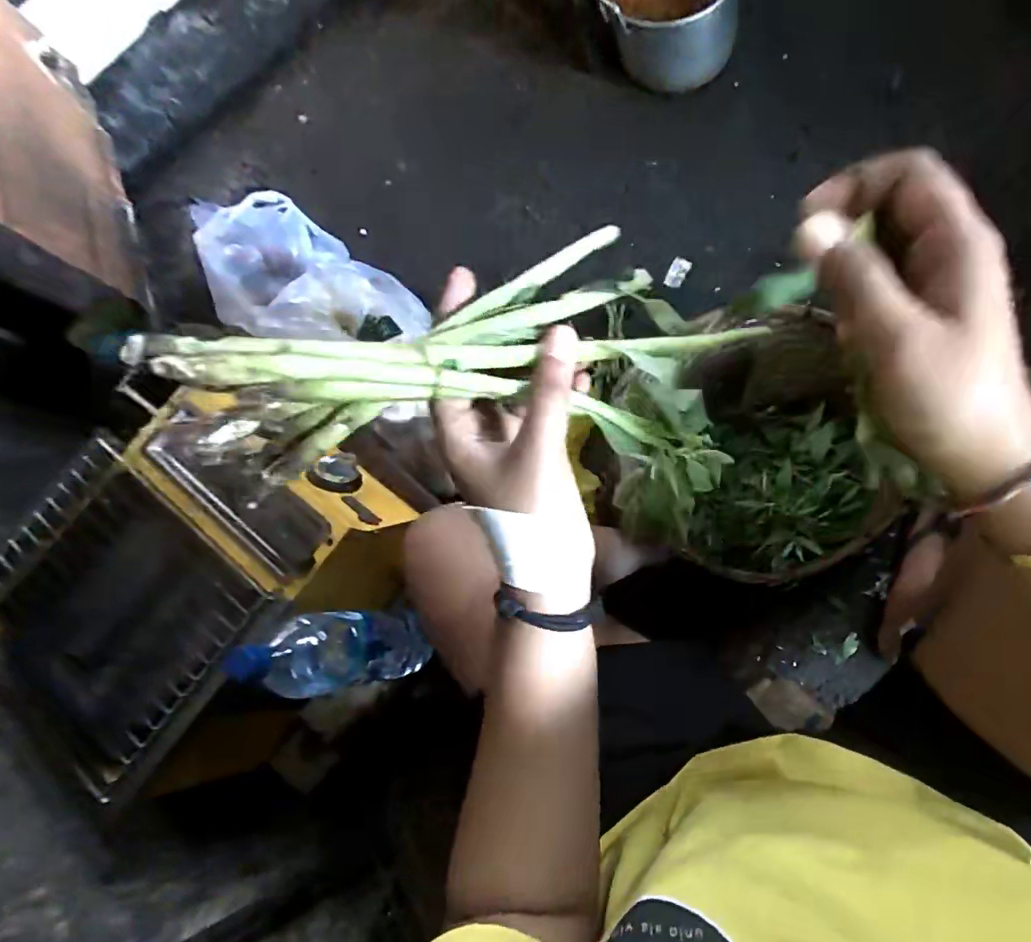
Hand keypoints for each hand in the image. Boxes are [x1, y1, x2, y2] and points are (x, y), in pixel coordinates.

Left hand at [431, 269, 593, 608]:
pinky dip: (560, 392)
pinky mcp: (535, 455)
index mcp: (457, 432)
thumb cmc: (534, 517)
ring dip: (539, 365)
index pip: (446, 366)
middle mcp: (475, 433)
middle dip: (504, 338)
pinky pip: (543, 412)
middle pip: (482, 372)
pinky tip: (583, 374)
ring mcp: (507, 444)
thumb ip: (549, 393)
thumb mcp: (540, 450)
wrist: (555, 572)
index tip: (467, 280)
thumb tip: (559, 332)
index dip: (455, 322)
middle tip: (524, 300)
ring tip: (563, 331)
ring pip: (517, 390)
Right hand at [796, 149, 1030, 501]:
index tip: (810, 226)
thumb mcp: (896, 336)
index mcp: (958, 242)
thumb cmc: (947, 398)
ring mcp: (942, 289)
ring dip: (853, 287)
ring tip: (849, 333)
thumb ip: (855, 276)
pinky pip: (886, 296)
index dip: (856, 184)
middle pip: (891, 213)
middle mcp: (952, 254)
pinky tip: (860, 351)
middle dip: (849, 245)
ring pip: (883, 258)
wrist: (987, 461)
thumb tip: (809, 226)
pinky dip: (863, 314)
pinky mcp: (930, 321)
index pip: (908, 173)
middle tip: (824, 290)